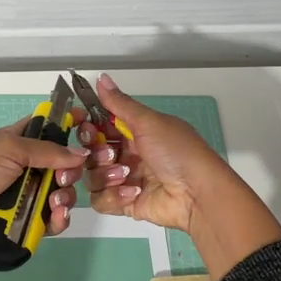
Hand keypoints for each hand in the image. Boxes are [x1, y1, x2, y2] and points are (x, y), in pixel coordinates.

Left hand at [0, 115, 87, 280]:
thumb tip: (81, 153)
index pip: (45, 128)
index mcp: (15, 141)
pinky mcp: (27, 222)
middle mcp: (24, 167)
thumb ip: (46, 149)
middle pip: (61, 164)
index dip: (66, 125)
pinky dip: (58, 218)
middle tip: (63, 175)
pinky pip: (53, 219)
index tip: (86, 124)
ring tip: (55, 200)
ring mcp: (26, 196)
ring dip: (64, 195)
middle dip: (69, 169)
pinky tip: (56, 216)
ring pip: (61, 192)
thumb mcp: (8, 148)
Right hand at [81, 73, 280, 279]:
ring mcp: (124, 180)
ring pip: (92, 176)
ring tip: (127, 175)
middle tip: (109, 152)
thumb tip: (101, 77)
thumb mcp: (149, 122)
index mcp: (135, 132)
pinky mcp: (124, 204)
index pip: (99, 126)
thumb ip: (120, 103)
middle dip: (95, 151)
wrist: (198, 194)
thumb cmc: (176, 152)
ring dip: (105, 174)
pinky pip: (100, 200)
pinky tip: (132, 192)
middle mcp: (127, 154)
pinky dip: (112, 196)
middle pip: (90, 151)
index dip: (88, 124)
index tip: (82, 121)